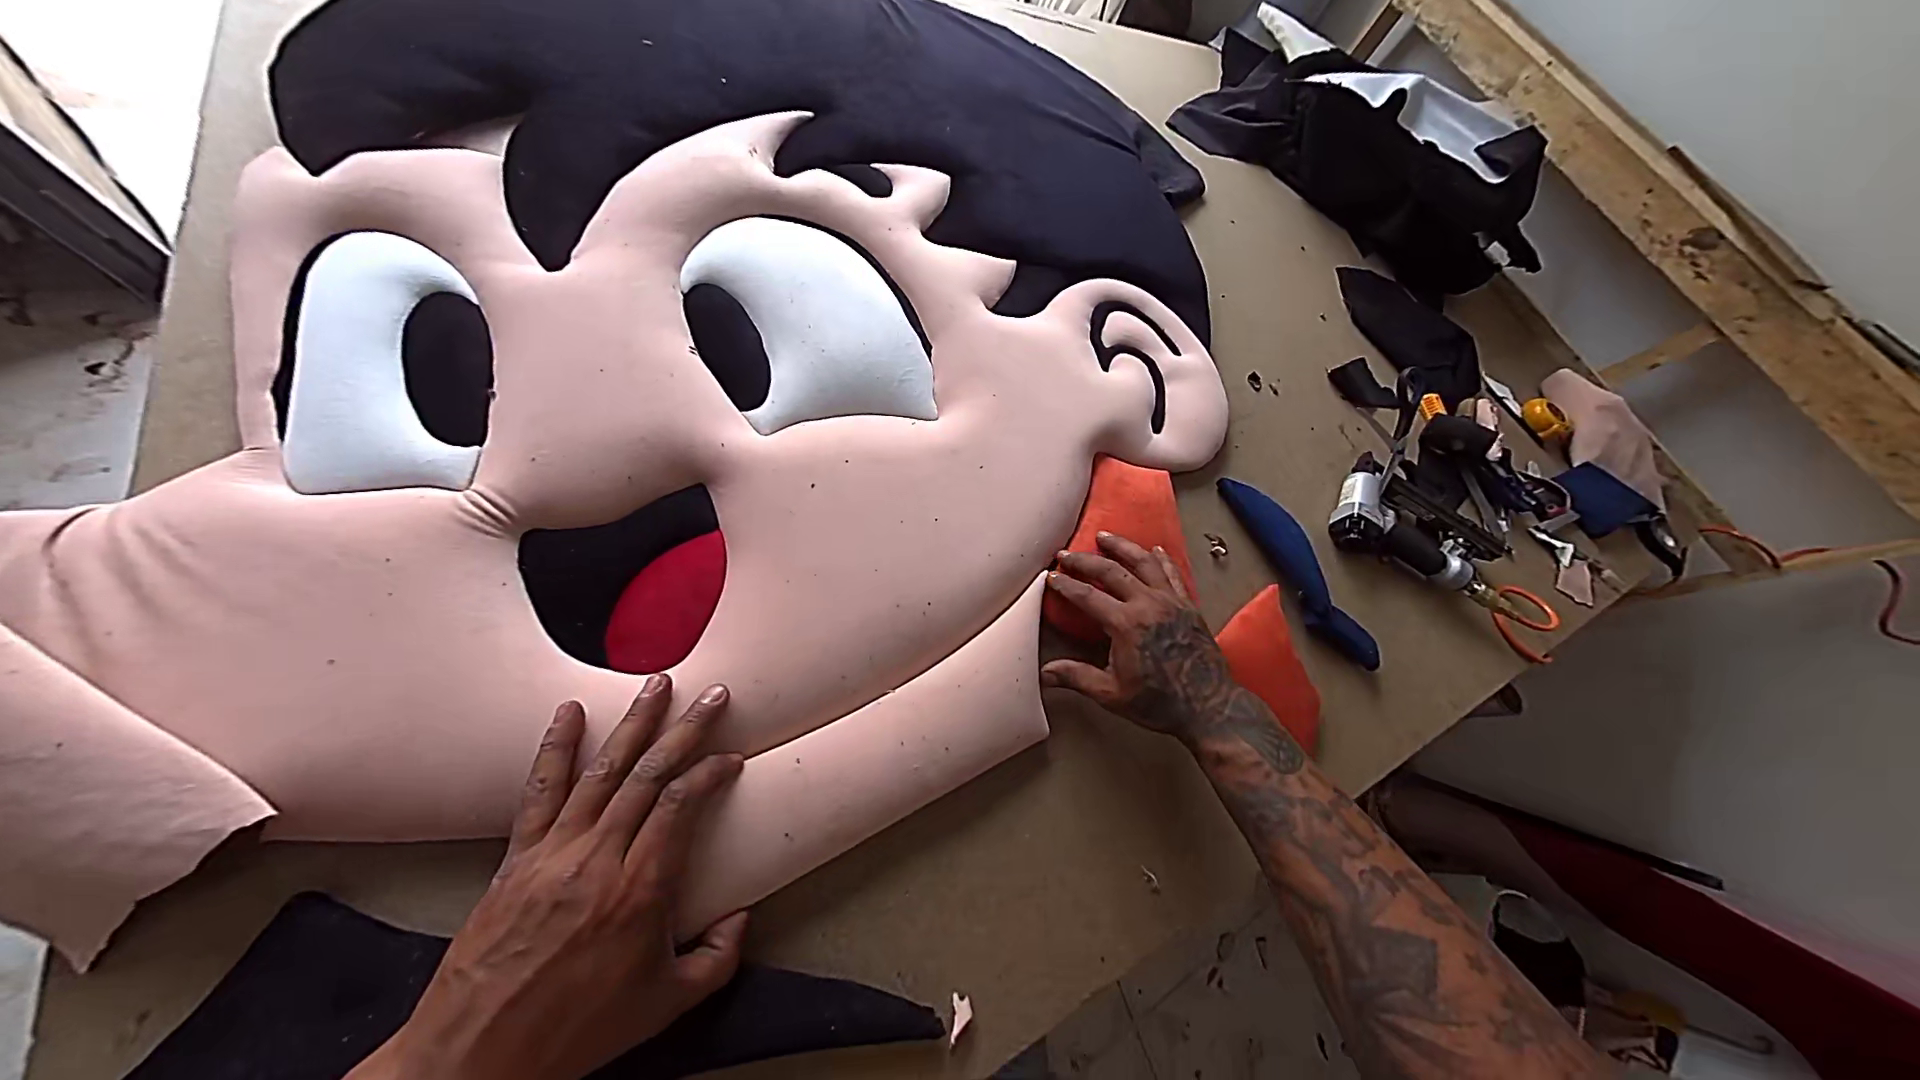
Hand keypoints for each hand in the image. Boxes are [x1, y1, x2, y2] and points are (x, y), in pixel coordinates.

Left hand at [349, 676, 747, 1079]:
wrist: (472, 1062)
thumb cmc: (574, 1033)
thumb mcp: (666, 1005)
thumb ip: (719, 958)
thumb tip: (743, 917)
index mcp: (639, 890)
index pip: (681, 805)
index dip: (711, 772)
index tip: (731, 759)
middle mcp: (598, 859)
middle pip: (649, 774)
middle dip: (686, 728)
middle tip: (713, 695)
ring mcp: (554, 853)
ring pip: (603, 771)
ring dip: (634, 723)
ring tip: (657, 685)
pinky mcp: (518, 858)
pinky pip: (540, 792)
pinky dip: (557, 747)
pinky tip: (570, 712)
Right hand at [1041, 530, 1245, 744]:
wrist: (1210, 707)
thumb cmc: (1160, 702)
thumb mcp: (1111, 693)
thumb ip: (1077, 677)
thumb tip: (1045, 673)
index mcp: (1126, 624)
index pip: (1086, 595)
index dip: (1065, 584)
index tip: (1051, 576)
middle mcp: (1148, 605)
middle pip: (1110, 571)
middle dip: (1085, 560)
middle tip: (1066, 553)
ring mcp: (1171, 602)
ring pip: (1142, 562)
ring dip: (1121, 547)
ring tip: (1105, 536)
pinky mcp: (1188, 606)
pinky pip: (1172, 574)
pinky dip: (1161, 559)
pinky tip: (1155, 549)